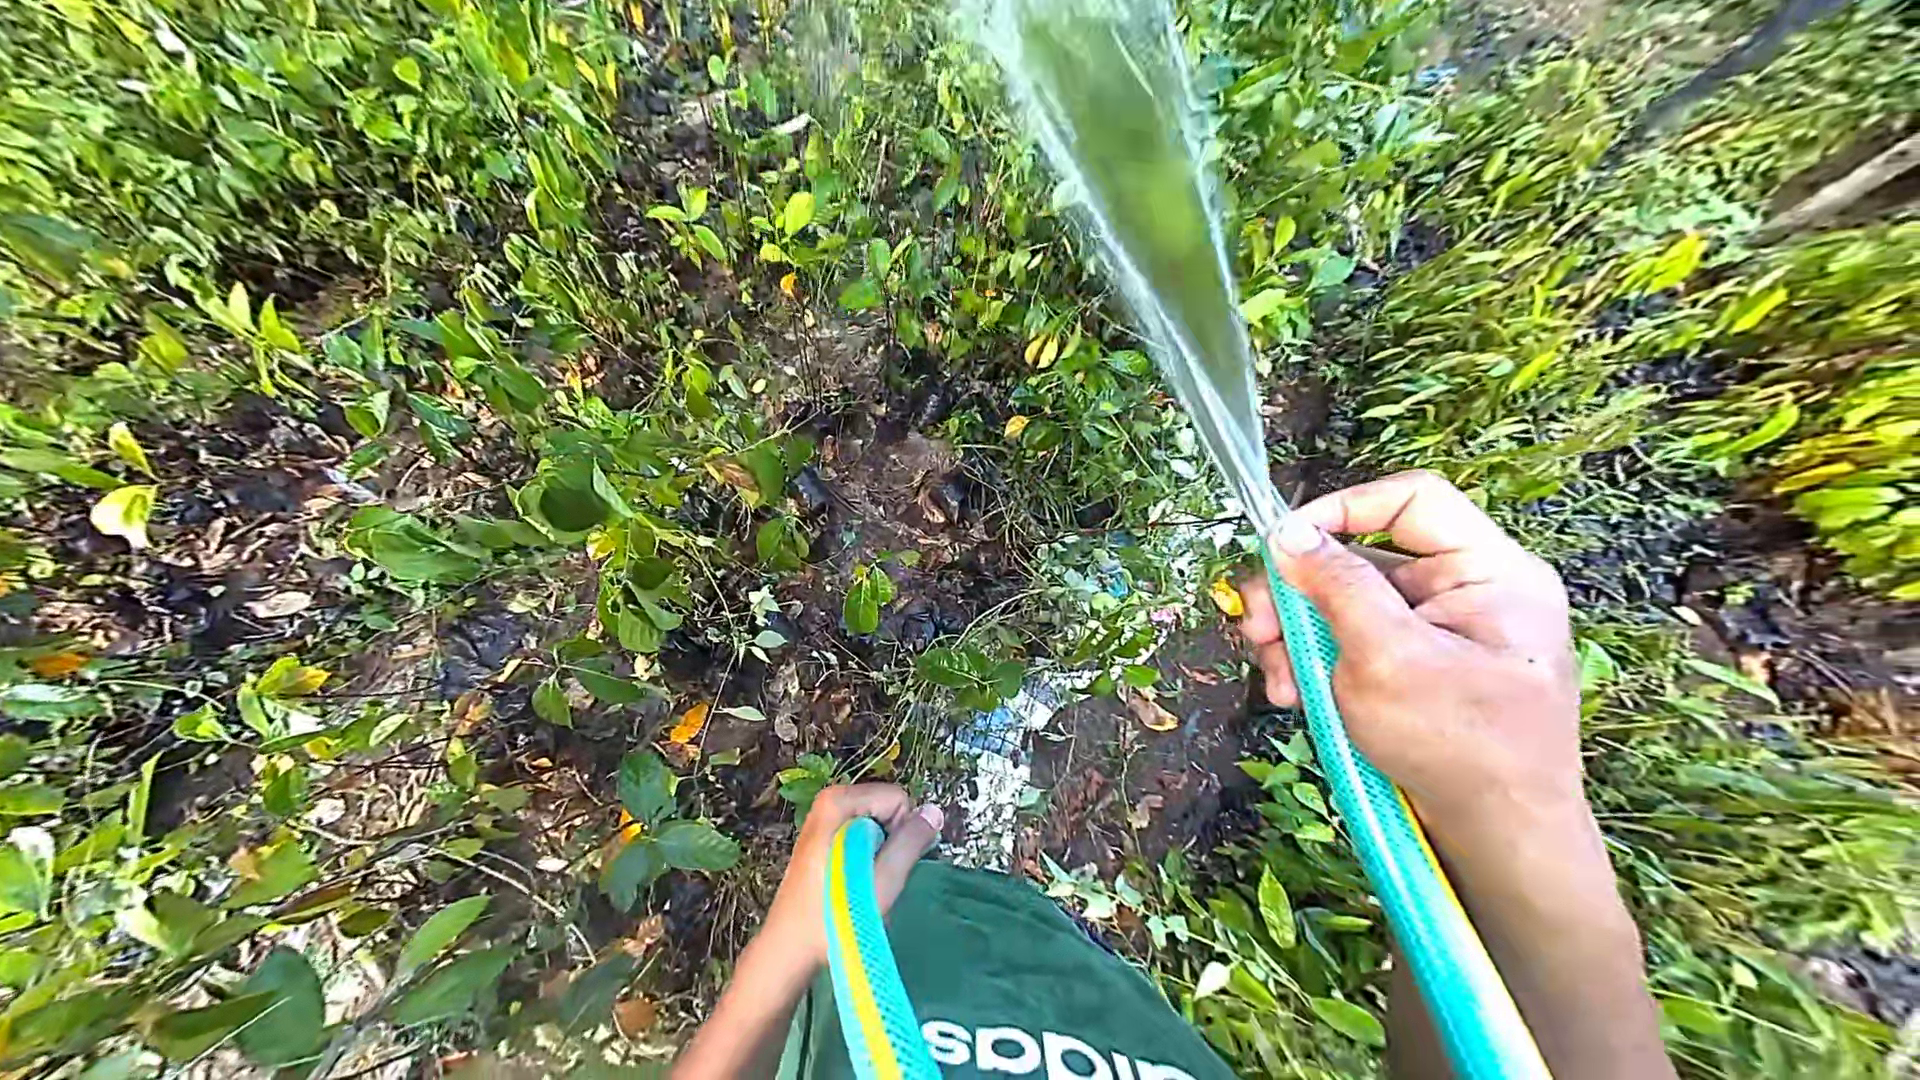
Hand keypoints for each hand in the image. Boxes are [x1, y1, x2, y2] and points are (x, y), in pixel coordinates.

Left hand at [673, 785, 942, 1079]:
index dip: (901, 834)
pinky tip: (851, 883)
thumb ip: (910, 842)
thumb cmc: (835, 915)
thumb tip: (935, 810)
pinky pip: (862, 834)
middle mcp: (829, 799)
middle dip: (889, 843)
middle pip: (887, 809)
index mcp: (839, 801)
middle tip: (872, 879)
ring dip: (878, 853)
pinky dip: (865, 857)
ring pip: (878, 824)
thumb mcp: (882, 881)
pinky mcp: (822, 834)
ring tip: (860, 884)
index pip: (898, 800)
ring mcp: (824, 816)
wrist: (788, 950)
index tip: (883, 868)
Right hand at [1238, 469, 1584, 841]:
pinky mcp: (1402, 660)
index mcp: (1485, 571)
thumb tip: (1285, 532)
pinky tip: (1292, 692)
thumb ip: (1337, 586)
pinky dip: (1308, 659)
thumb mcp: (1387, 657)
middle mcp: (1458, 589)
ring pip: (1336, 601)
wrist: (1495, 839)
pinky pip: (1341, 637)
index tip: (1283, 545)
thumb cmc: (1457, 744)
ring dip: (1291, 633)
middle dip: (1296, 592)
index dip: (1340, 509)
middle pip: (1356, 556)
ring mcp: (1428, 628)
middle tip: (1254, 627)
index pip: (1409, 499)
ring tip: (1274, 675)